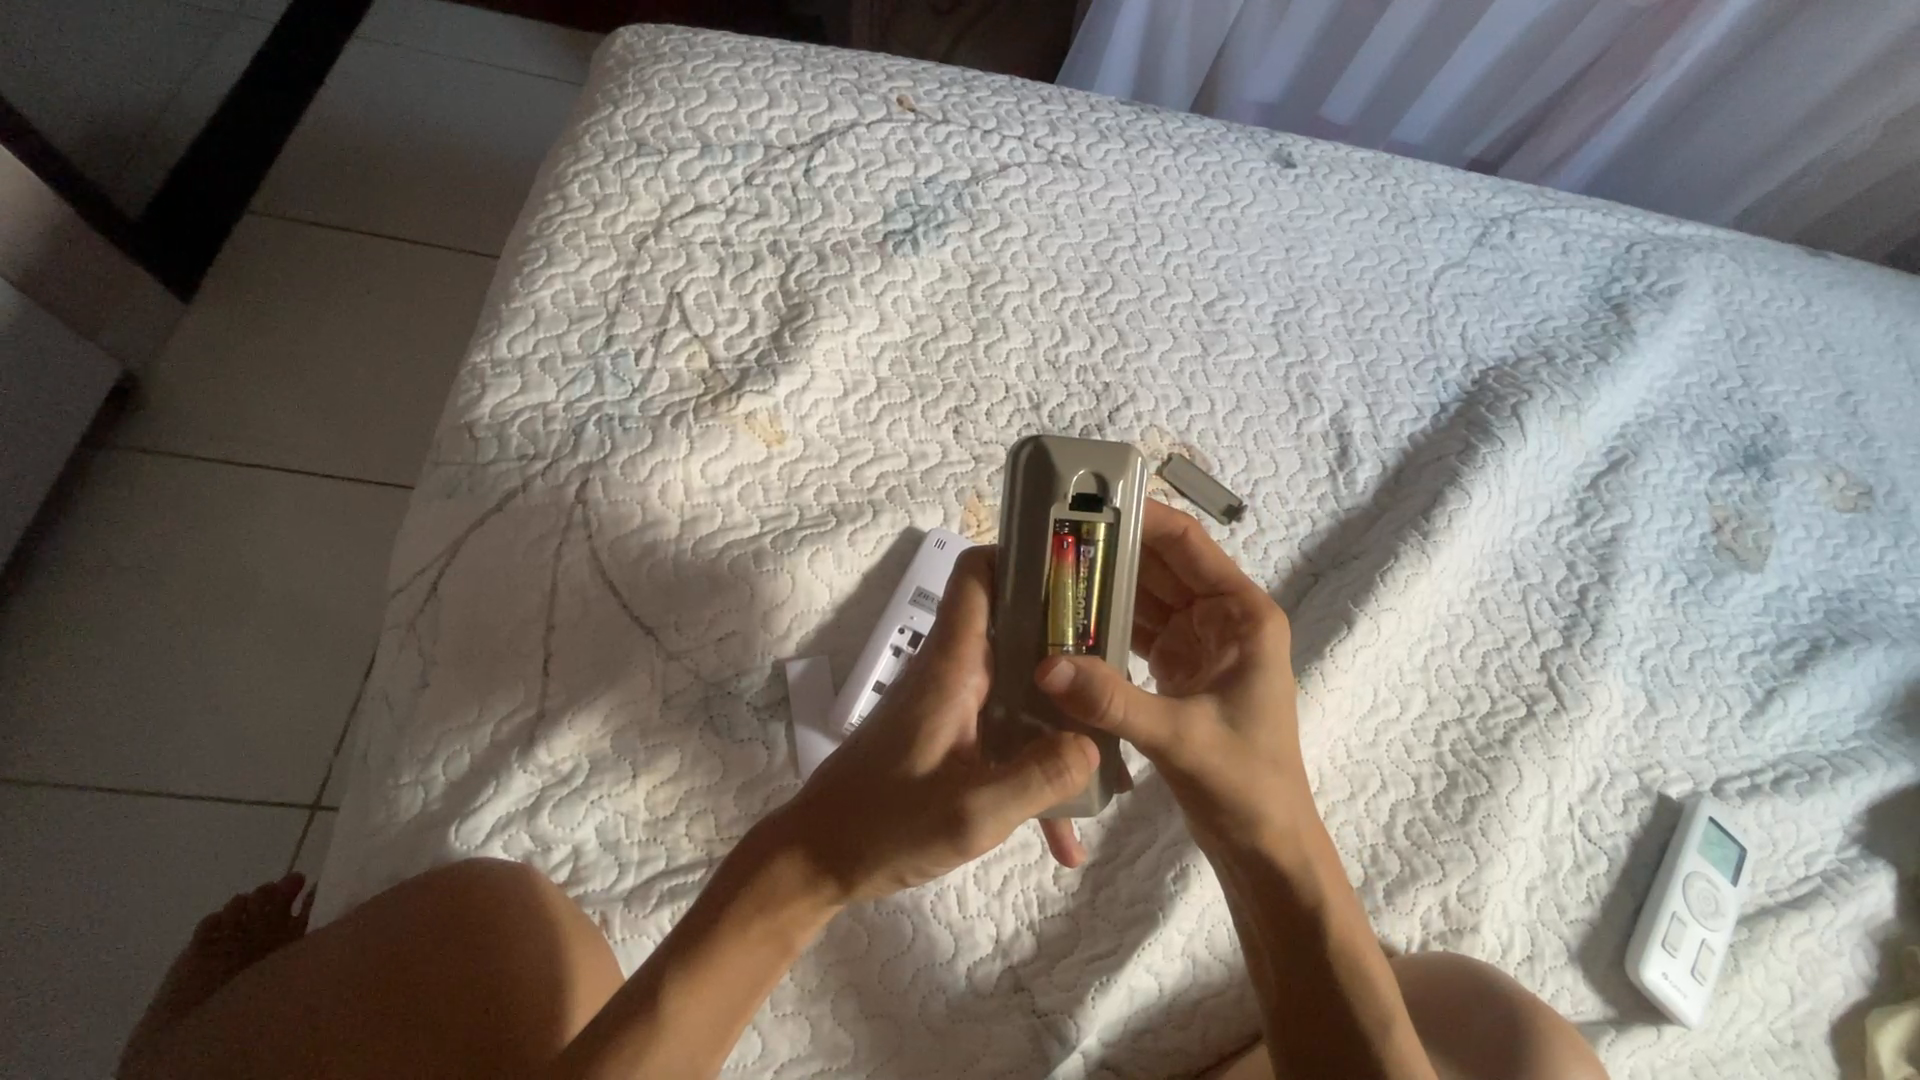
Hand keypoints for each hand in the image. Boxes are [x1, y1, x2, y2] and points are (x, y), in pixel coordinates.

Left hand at [763, 546, 1100, 902]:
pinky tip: (1064, 831)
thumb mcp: (971, 813)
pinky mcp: (950, 739)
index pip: (977, 576)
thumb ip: (1038, 778)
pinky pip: (1004, 735)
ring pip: (1019, 688)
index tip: (1079, 578)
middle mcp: (952, 673)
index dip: (1024, 560)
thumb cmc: (882, 828)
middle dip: (1070, 645)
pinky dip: (1033, 766)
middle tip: (1122, 673)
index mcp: (950, 667)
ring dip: (1060, 716)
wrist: (819, 861)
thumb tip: (1091, 744)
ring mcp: (952, 707)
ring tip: (1114, 752)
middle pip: (1015, 628)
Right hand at [1035, 500, 1305, 851]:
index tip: (1084, 506)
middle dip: (1108, 551)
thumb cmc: (1246, 786)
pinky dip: (1102, 626)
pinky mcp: (1176, 670)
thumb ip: (1113, 700)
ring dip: (1100, 587)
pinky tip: (1062, 622)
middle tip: (1049, 539)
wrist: (1265, 846)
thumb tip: (1045, 664)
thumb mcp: (1180, 738)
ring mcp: (1197, 643)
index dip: (1139, 518)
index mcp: (1243, 614)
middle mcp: (1221, 618)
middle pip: (1158, 566)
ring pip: (1142, 597)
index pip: (1187, 543)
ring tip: (1046, 572)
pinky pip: (1133, 631)